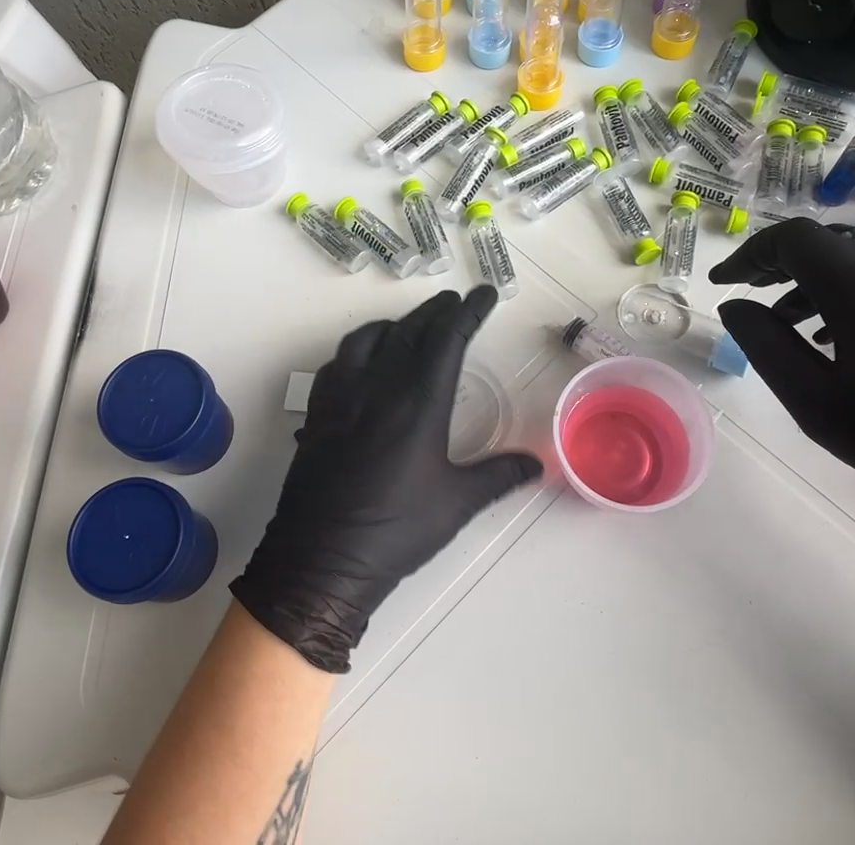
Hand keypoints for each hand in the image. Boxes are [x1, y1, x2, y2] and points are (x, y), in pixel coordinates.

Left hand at [231, 286, 543, 672]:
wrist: (321, 560)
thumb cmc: (396, 530)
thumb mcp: (457, 504)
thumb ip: (499, 476)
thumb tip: (537, 464)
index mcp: (417, 403)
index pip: (447, 340)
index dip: (468, 313)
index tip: (483, 295)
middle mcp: (377, 388)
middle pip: (408, 331)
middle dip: (435, 312)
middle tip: (454, 303)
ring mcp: (341, 398)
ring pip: (366, 340)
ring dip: (394, 325)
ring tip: (411, 325)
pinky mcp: (317, 415)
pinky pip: (336, 364)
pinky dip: (356, 350)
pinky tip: (362, 362)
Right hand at [709, 218, 854, 566]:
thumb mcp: (816, 402)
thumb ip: (765, 346)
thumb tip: (736, 307)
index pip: (795, 239)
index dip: (751, 253)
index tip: (725, 281)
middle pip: (835, 245)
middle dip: (788, 268)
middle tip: (762, 301)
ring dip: (831, 288)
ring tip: (810, 334)